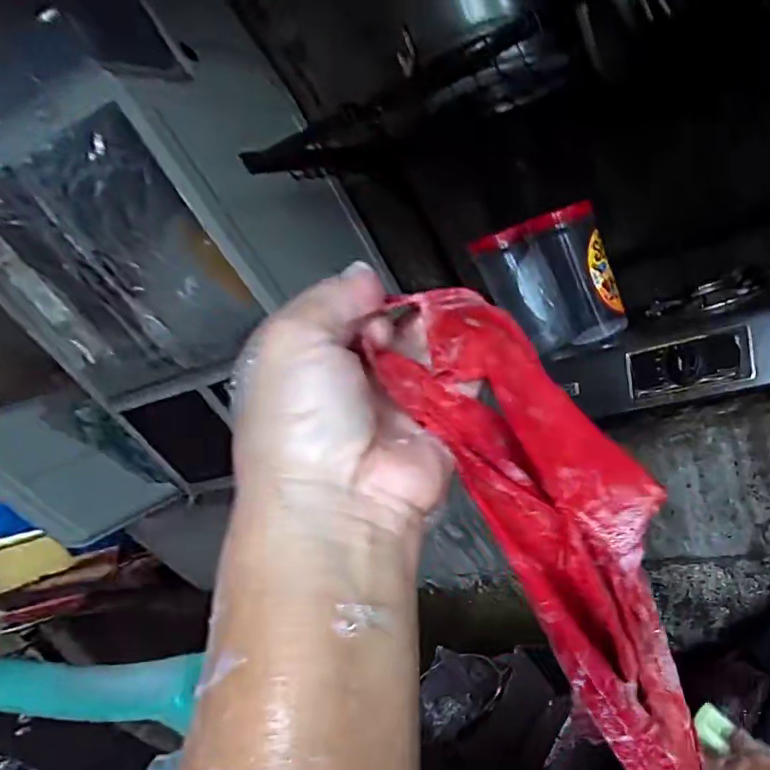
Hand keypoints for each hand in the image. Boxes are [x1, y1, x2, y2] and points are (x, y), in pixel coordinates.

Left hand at [232, 263, 451, 531]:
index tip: (380, 302)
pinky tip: (477, 348)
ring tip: (456, 323)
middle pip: (396, 334)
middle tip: (422, 316)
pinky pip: (464, 389)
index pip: (351, 315)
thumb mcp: (292, 340)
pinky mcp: (448, 426)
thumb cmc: (302, 417)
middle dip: (409, 320)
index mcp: (315, 359)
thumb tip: (366, 274)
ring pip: (433, 358)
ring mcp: (408, 405)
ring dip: (442, 341)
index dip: (368, 302)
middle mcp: (362, 381)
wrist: (343, 495)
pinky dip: (472, 369)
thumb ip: (331, 301)